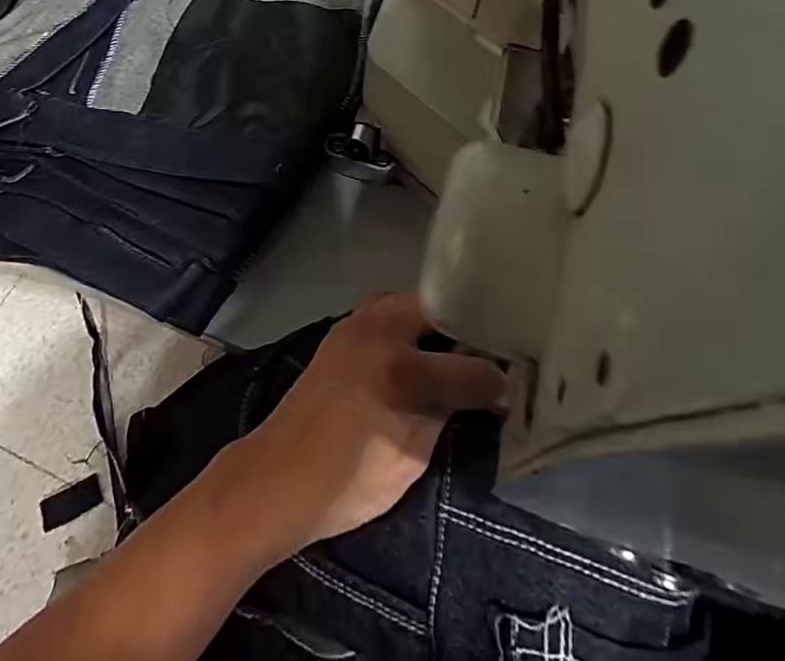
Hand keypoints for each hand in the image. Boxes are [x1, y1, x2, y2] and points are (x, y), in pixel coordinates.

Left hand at [221, 292, 508, 553]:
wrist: (275, 480)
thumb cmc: (348, 481)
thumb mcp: (413, 454)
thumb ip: (447, 410)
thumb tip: (480, 392)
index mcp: (403, 369)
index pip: (469, 367)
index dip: (496, 383)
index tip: (509, 393)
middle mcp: (380, 331)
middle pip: (442, 312)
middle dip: (468, 331)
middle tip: (487, 355)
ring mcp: (356, 324)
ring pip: (412, 303)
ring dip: (436, 320)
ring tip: (455, 347)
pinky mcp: (341, 331)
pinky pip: (386, 311)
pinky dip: (409, 322)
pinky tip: (418, 346)